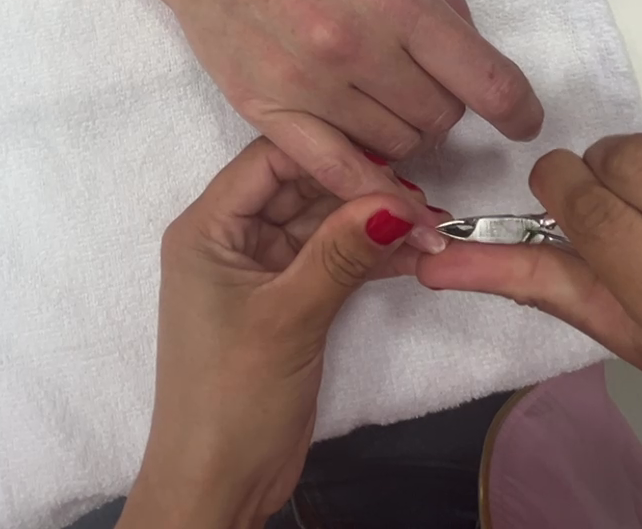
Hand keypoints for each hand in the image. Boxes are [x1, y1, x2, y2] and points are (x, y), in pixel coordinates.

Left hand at [118, 140, 421, 528]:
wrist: (219, 484)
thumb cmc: (233, 394)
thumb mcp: (288, 318)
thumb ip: (340, 254)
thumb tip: (396, 202)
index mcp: (208, 225)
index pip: (268, 161)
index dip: (327, 156)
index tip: (390, 163)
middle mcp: (230, 234)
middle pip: (297, 188)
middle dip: (358, 192)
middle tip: (423, 198)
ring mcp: (259, 265)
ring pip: (318, 223)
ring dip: (370, 225)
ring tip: (433, 226)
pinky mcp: (284, 295)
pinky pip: (328, 258)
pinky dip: (367, 256)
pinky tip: (414, 254)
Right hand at [135, 0, 542, 251]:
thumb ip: (437, 1)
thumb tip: (475, 64)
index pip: (486, 80)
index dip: (519, 110)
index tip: (524, 122)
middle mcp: (355, 46)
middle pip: (440, 119)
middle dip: (445, 109)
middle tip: (418, 87)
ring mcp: (308, 84)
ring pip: (397, 147)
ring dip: (405, 133)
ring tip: (379, 104)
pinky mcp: (267, 111)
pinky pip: (337, 172)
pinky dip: (375, 194)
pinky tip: (397, 206)